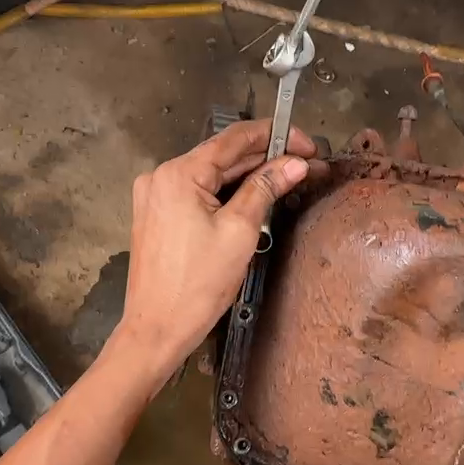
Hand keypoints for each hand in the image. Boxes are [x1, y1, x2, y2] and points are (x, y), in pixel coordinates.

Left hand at [109, 120, 320, 383]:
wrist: (157, 328)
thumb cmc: (198, 285)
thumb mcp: (240, 231)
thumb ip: (266, 188)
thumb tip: (295, 163)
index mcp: (178, 174)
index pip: (234, 138)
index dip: (275, 135)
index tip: (308, 145)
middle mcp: (160, 176)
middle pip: (222, 156)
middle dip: (265, 158)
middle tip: (306, 165)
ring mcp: (154, 196)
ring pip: (211, 175)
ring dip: (248, 176)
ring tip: (287, 179)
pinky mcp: (156, 215)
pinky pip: (197, 193)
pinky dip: (225, 193)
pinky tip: (254, 197)